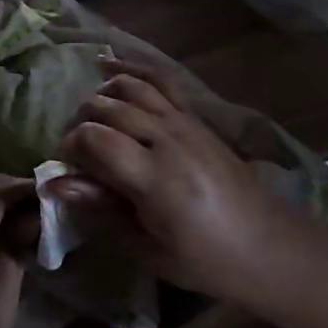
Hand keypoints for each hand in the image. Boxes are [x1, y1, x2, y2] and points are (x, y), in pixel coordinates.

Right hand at [47, 59, 281, 295]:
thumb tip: (55, 184)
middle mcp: (169, 140)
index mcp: (156, 178)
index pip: (95, 139)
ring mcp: (185, 123)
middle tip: (79, 152)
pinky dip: (131, 71)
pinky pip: (160, 81)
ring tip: (89, 118)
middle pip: (107, 109)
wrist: (271, 248)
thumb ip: (100, 208)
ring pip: (130, 88)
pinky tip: (107, 68)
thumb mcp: (146, 246)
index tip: (66, 169)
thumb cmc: (205, 259)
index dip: (70, 147)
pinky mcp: (197, 118)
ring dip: (101, 98)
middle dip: (81, 124)